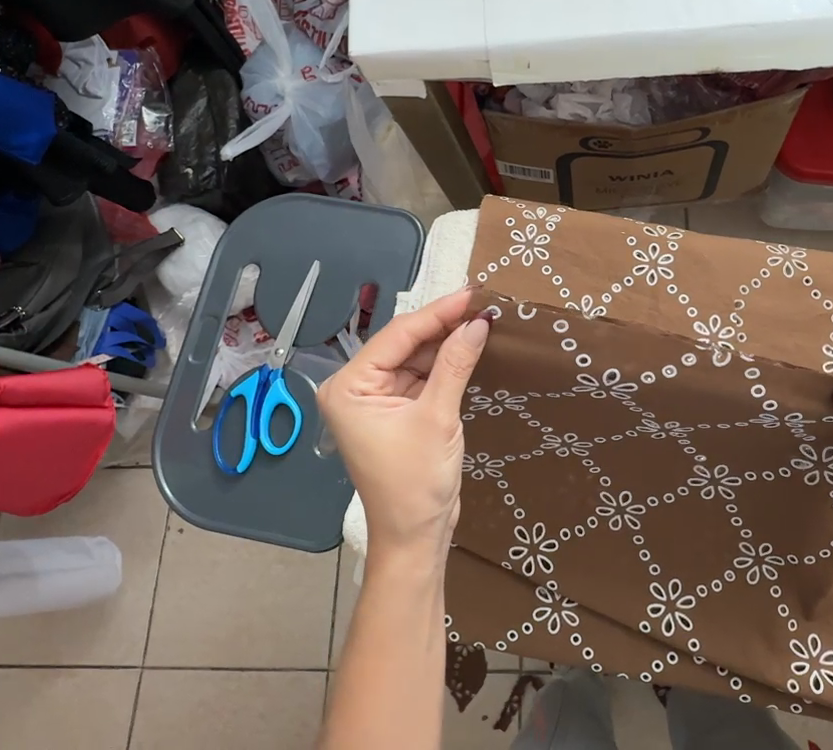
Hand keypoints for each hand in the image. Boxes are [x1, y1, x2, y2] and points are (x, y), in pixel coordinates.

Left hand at [316, 290, 489, 554]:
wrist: (415, 538)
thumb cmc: (415, 482)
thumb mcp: (438, 418)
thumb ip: (455, 364)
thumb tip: (479, 322)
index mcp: (349, 387)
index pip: (398, 335)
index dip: (437, 312)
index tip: (472, 293)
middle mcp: (356, 388)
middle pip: (405, 343)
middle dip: (443, 325)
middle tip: (483, 304)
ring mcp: (376, 400)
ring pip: (416, 358)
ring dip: (447, 343)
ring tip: (483, 320)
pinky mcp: (396, 412)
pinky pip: (421, 377)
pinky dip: (445, 365)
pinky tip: (470, 347)